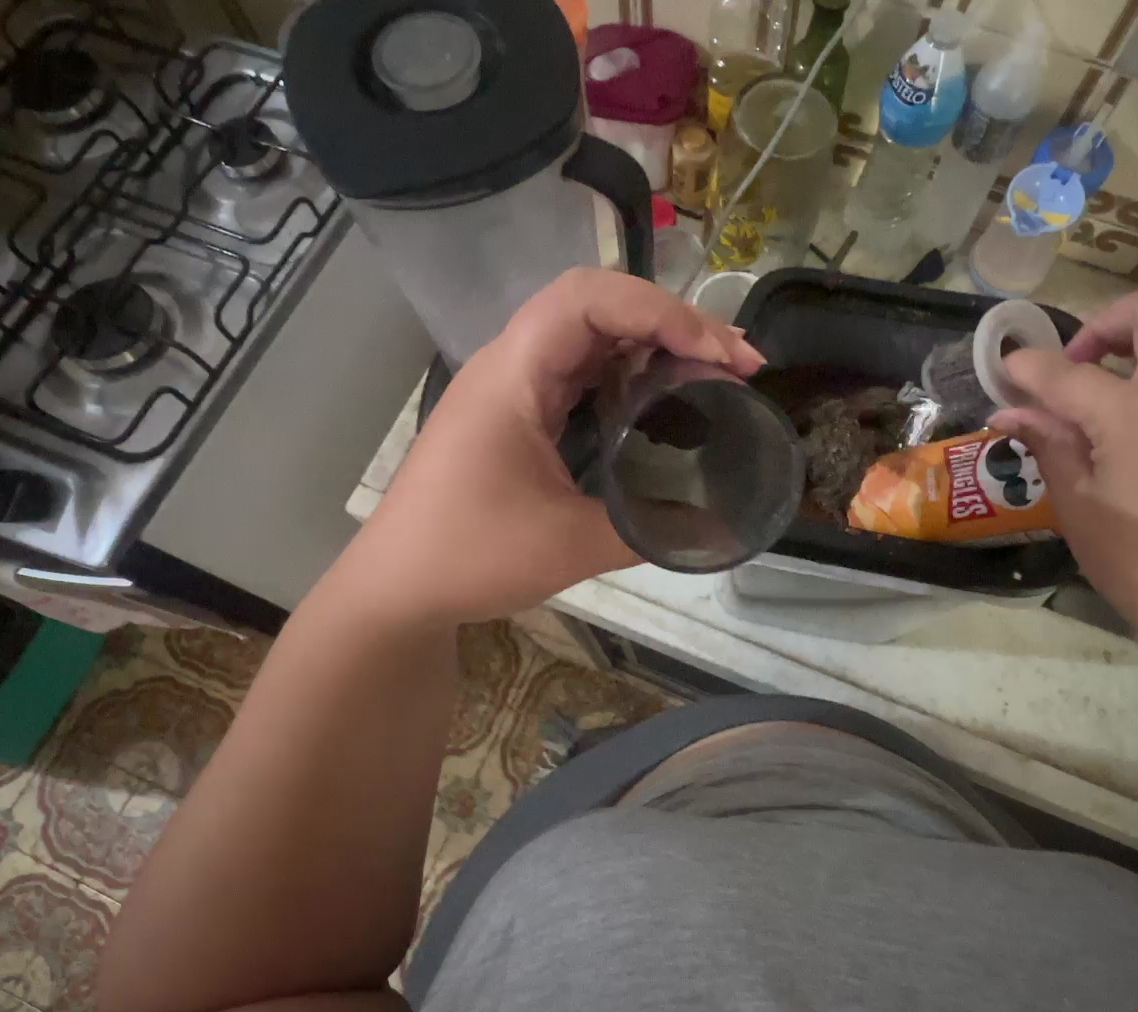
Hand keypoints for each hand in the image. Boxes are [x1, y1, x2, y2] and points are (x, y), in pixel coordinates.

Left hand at [357, 269, 764, 625]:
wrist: (398, 587)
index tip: (720, 355)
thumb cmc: (470, 556)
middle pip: (598, 306)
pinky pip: (582, 373)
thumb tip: (722, 525)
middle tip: (738, 363)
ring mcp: (513, 387)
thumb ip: (650, 531)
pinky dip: (631, 375)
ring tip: (718, 374)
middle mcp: (512, 363)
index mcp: (513, 373)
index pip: (589, 299)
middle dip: (674, 323)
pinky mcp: (518, 414)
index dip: (662, 311)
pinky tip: (666, 399)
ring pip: (593, 337)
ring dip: (656, 345)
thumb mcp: (569, 545)